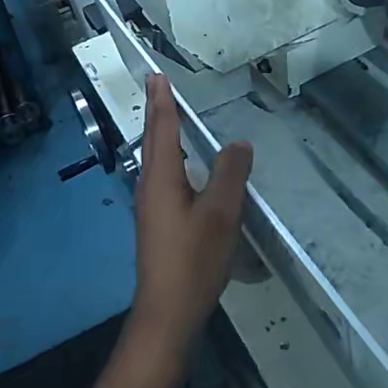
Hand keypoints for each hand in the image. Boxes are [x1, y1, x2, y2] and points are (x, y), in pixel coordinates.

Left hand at [130, 74, 251, 347]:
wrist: (167, 312)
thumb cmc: (194, 259)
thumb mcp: (221, 214)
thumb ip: (230, 174)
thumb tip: (238, 144)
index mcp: (161, 178)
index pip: (162, 129)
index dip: (162, 101)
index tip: (156, 75)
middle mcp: (149, 187)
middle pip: (153, 141)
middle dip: (159, 113)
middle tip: (161, 88)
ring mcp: (150, 208)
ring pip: (156, 161)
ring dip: (164, 136)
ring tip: (173, 120)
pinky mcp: (156, 224)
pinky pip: (163, 178)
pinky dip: (172, 160)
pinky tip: (186, 171)